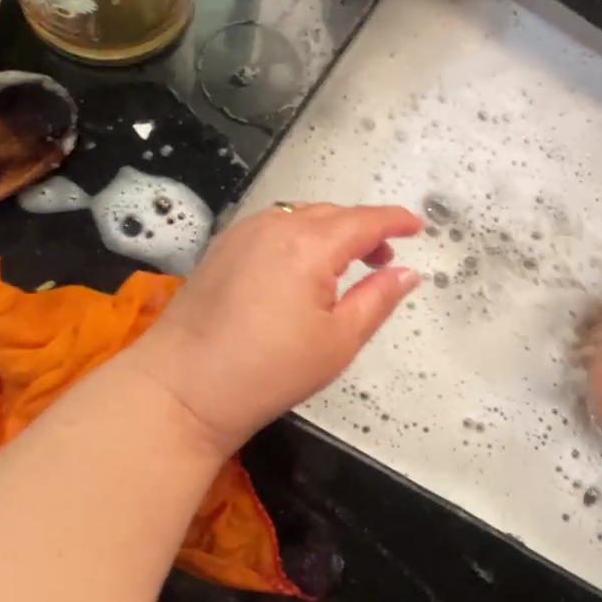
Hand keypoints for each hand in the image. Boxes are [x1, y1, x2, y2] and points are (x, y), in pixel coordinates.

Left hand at [127, 203, 424, 455]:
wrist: (183, 387)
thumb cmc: (268, 371)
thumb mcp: (338, 342)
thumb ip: (378, 299)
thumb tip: (408, 273)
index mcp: (310, 245)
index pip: (365, 220)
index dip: (396, 220)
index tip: (418, 226)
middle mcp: (278, 225)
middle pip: (335, 214)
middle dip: (365, 230)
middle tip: (383, 261)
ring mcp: (246, 231)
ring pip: (303, 216)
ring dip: (332, 231)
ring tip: (345, 266)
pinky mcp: (224, 244)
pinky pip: (276, 225)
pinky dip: (301, 235)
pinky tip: (302, 269)